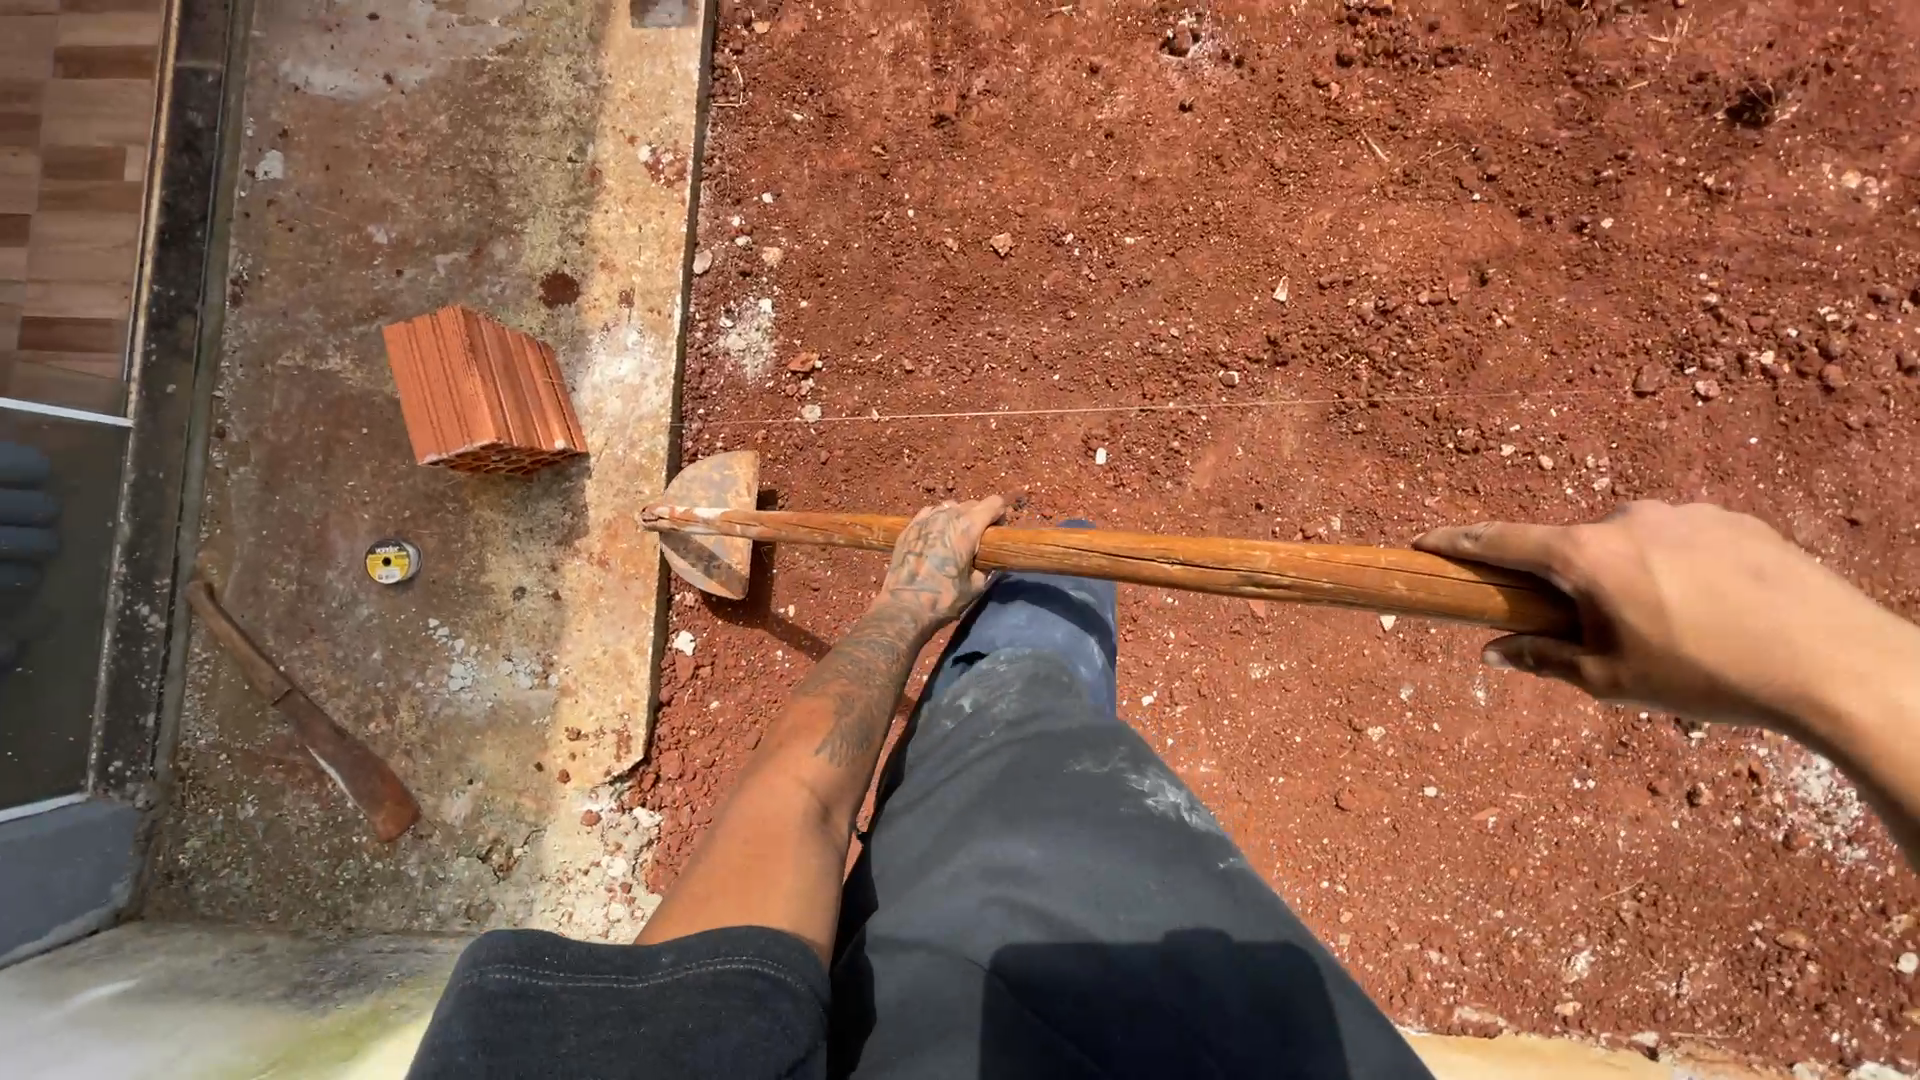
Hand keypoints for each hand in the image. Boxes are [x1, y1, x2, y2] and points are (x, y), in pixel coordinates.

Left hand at [875, 497, 1006, 625]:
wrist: (905, 606)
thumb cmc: (944, 598)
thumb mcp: (976, 585)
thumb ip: (986, 566)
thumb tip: (986, 561)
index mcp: (968, 527)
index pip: (995, 503)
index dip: (1000, 516)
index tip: (995, 534)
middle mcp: (947, 515)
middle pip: (972, 504)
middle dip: (979, 518)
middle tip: (976, 542)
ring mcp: (926, 518)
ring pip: (950, 507)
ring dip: (957, 518)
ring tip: (954, 540)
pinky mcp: (909, 526)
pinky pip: (930, 513)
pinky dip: (937, 521)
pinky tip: (935, 539)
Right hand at [1414, 501, 1919, 736]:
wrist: (1847, 669)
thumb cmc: (1708, 678)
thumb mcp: (1608, 680)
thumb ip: (1541, 658)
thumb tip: (1492, 652)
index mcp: (1587, 555)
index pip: (1499, 541)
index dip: (1455, 542)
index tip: (1423, 541)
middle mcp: (1629, 520)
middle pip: (1570, 546)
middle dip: (1566, 580)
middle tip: (1590, 625)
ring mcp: (1688, 514)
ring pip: (1626, 542)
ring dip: (1623, 574)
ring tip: (1665, 624)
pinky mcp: (1736, 520)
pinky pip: (1678, 538)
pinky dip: (1671, 566)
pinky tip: (1706, 608)